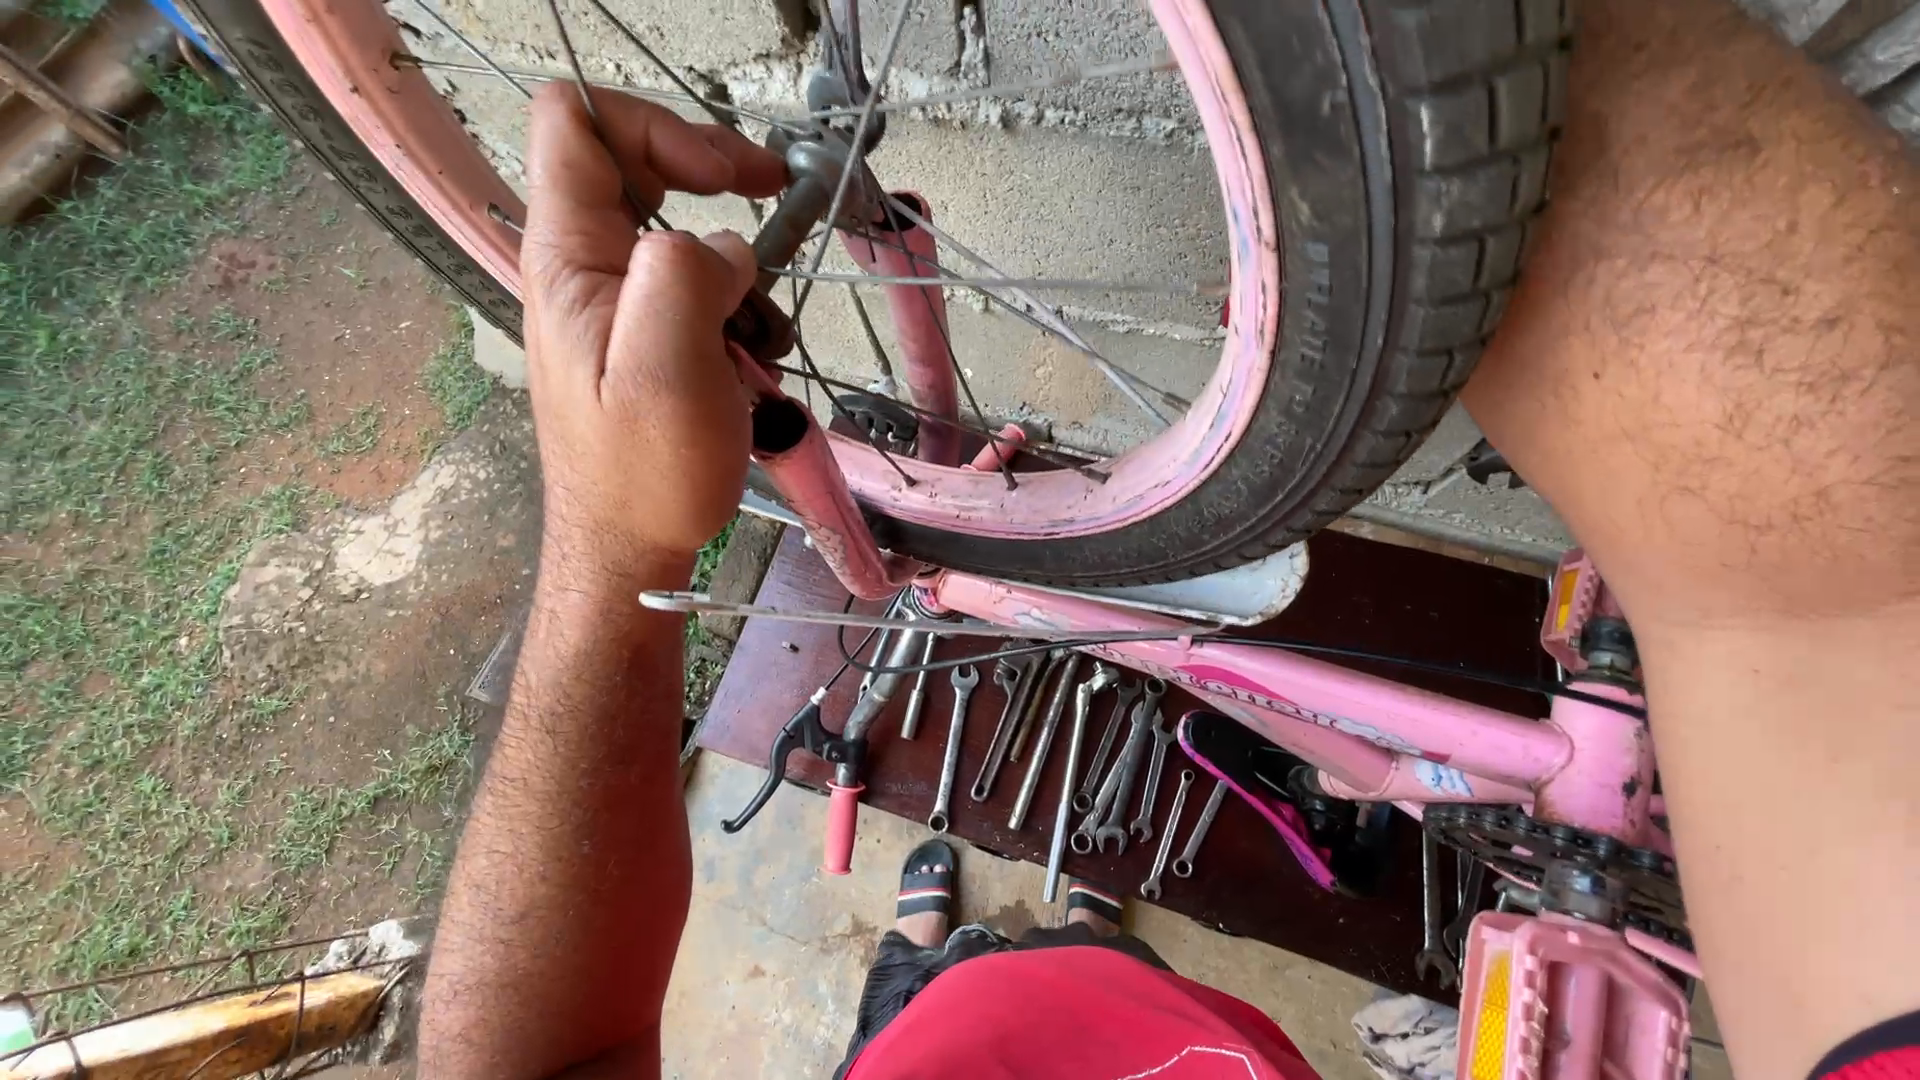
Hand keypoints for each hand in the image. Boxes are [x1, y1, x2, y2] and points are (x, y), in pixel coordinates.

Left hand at [520, 84, 786, 576]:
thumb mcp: (669, 371)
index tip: (731, 181)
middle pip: (638, 169)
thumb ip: (689, 277)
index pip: (581, 123)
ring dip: (739, 275)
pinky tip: (752, 366)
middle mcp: (586, 271)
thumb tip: (722, 247)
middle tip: (776, 205)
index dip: (660, 126)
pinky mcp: (645, 344)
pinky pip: (697, 297)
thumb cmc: (645, 474)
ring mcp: (617, 309)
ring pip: (683, 240)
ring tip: (760, 340)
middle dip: (717, 183)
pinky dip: (738, 318)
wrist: (629, 549)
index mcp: (572, 260)